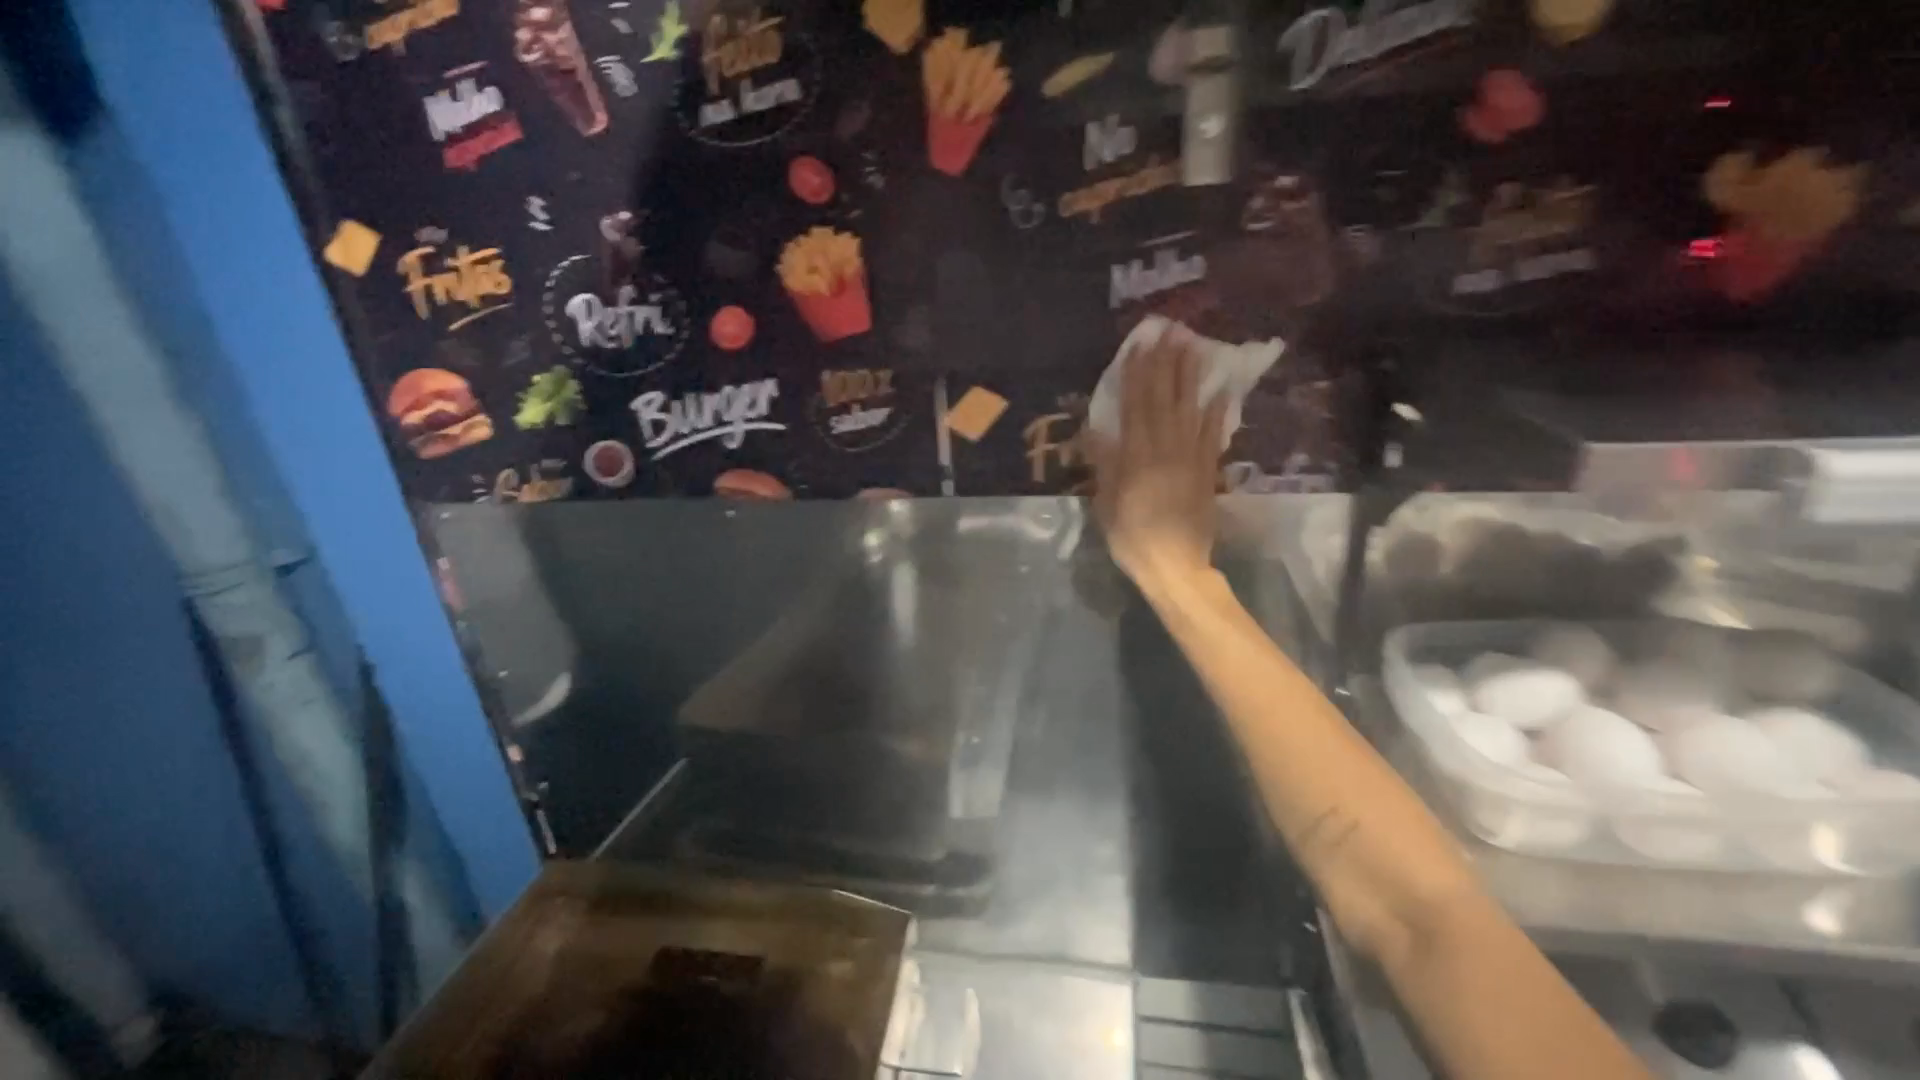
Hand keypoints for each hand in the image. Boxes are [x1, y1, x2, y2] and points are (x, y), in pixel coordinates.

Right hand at [1089, 329, 1226, 590]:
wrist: (1176, 566)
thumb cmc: (1132, 538)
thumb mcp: (1106, 503)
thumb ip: (1104, 463)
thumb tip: (1095, 428)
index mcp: (1137, 455)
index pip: (1135, 405)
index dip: (1137, 373)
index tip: (1139, 345)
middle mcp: (1166, 448)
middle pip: (1165, 399)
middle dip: (1166, 364)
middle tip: (1170, 332)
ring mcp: (1190, 458)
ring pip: (1191, 409)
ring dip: (1192, 377)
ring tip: (1194, 347)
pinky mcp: (1207, 471)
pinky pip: (1213, 435)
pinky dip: (1217, 412)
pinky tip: (1221, 391)